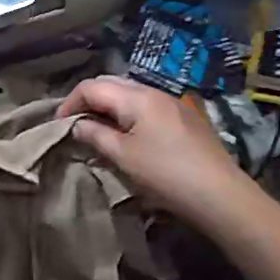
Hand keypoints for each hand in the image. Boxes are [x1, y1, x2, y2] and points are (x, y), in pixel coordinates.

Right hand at [56, 76, 261, 231]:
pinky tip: (128, 134)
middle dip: (89, 100)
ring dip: (109, 106)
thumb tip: (78, 125)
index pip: (92, 86)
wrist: (222, 195)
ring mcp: (173, 103)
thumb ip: (96, 135)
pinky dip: (128, 114)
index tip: (58, 125)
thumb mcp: (123, 157)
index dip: (70, 102)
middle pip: (112, 84)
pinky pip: (147, 106)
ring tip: (98, 129)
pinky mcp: (185, 118)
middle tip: (75, 123)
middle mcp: (155, 91)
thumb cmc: (166, 174)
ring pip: (131, 94)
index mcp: (137, 96)